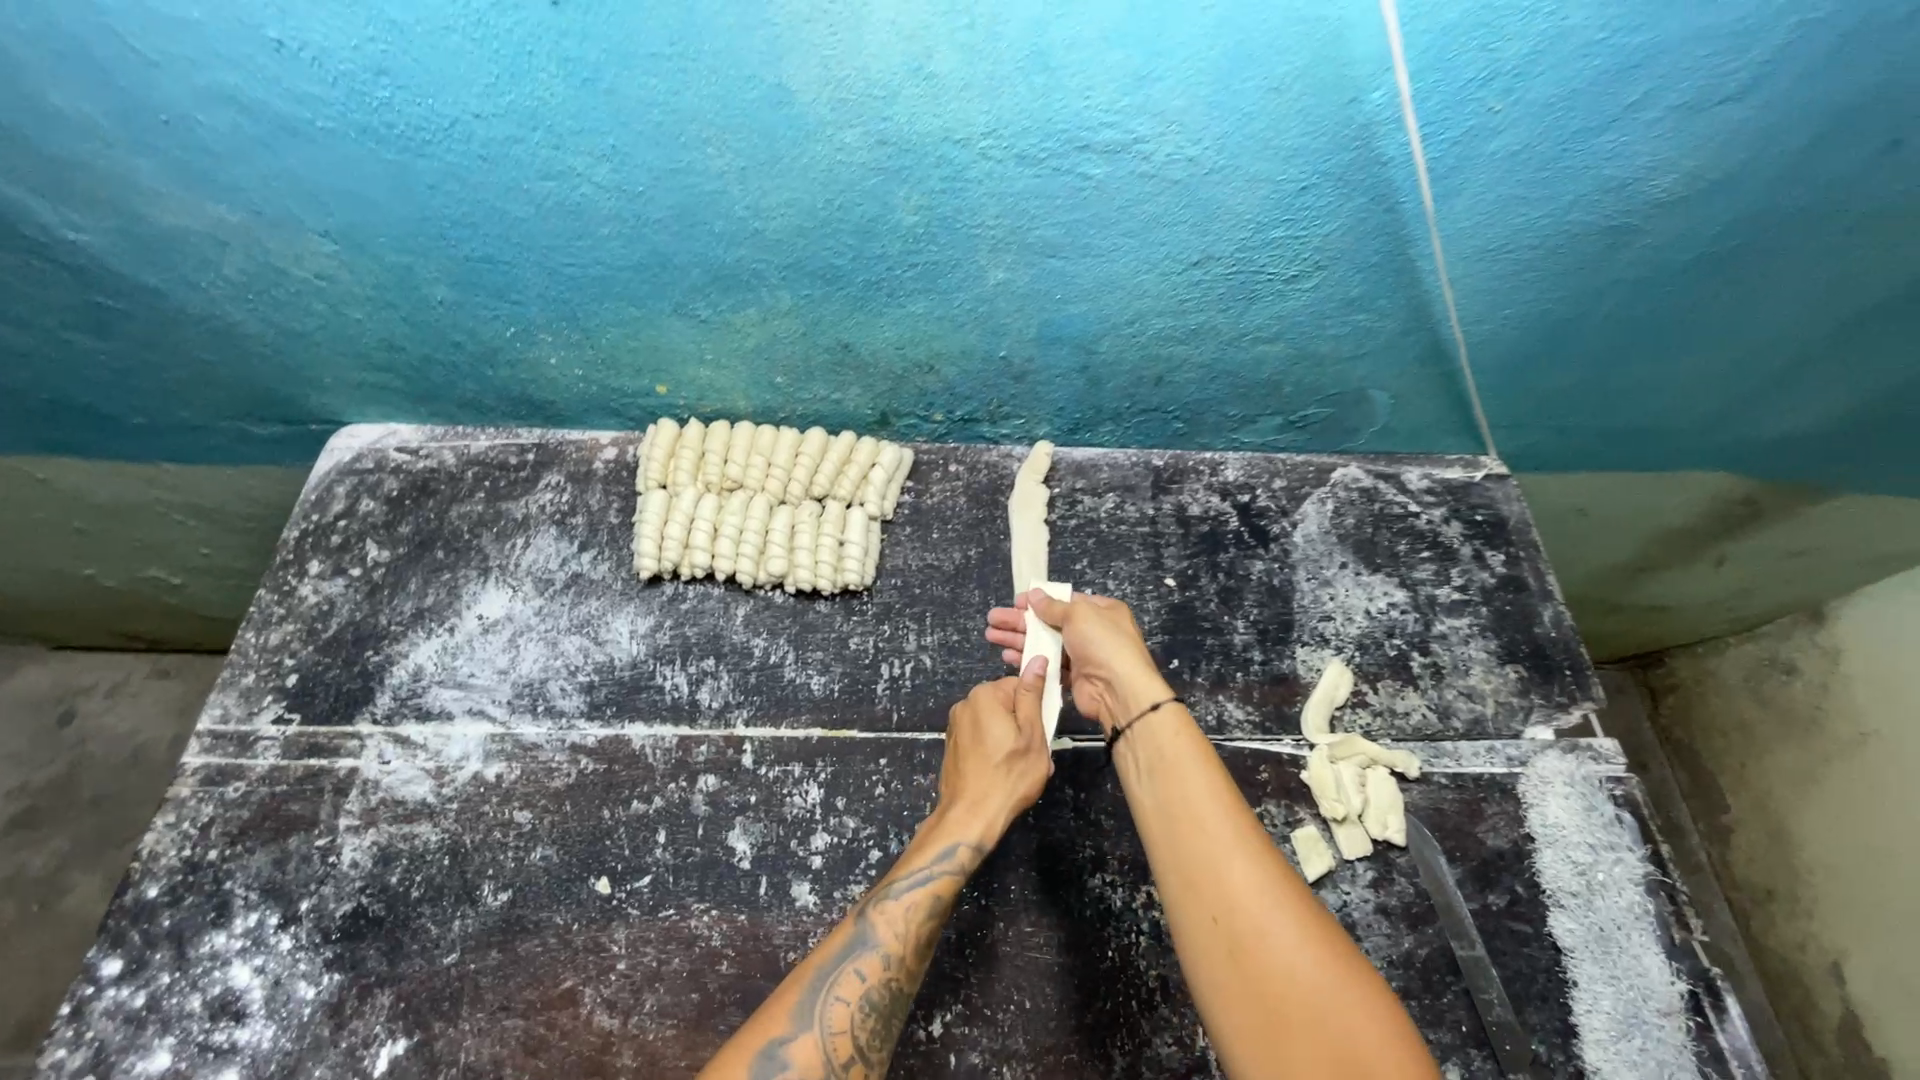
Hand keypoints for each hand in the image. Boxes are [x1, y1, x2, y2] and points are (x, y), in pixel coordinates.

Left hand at [935, 660, 1053, 841]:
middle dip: (1023, 725)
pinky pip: (981, 738)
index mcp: (984, 695)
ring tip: (1021, 768)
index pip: (1020, 686)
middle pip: (1006, 704)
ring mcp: (955, 726)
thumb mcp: (1032, 734)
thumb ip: (1033, 695)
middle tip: (1035, 754)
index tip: (1043, 730)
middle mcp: (965, 704)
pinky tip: (1003, 772)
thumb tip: (1037, 659)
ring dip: (1010, 739)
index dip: (1036, 707)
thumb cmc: (1009, 776)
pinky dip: (994, 749)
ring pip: (994, 723)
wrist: (970, 816)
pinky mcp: (953, 745)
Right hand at [984, 589, 1171, 732]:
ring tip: (991, 635)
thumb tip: (1033, 594)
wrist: (1118, 690)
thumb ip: (1053, 606)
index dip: (1038, 601)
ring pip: (1044, 644)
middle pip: (1049, 623)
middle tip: (993, 620)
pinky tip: (1007, 656)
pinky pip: (1047, 664)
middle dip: (1020, 621)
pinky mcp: (1073, 677)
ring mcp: (1082, 656)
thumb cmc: (1102, 643)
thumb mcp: (1078, 614)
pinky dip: (1028, 659)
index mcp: (1100, 611)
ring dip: (1018, 639)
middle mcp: (1092, 631)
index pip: (1064, 601)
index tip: (1014, 602)